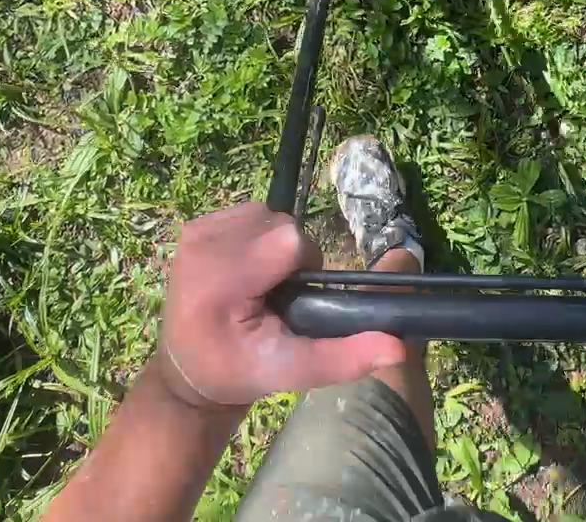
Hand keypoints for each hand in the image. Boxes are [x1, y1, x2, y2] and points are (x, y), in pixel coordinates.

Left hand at [156, 202, 406, 407]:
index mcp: (220, 281)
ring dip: (276, 243)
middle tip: (276, 294)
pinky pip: (250, 213)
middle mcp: (202, 247)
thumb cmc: (240, 371)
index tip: (291, 297)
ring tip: (261, 281)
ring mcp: (195, 232)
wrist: (189, 371)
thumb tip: (397, 347)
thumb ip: (343, 356)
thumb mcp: (291, 370)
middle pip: (280, 223)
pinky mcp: (195, 225)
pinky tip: (246, 268)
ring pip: (269, 214)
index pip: (287, 241)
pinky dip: (257, 236)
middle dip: (291, 254)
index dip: (303, 265)